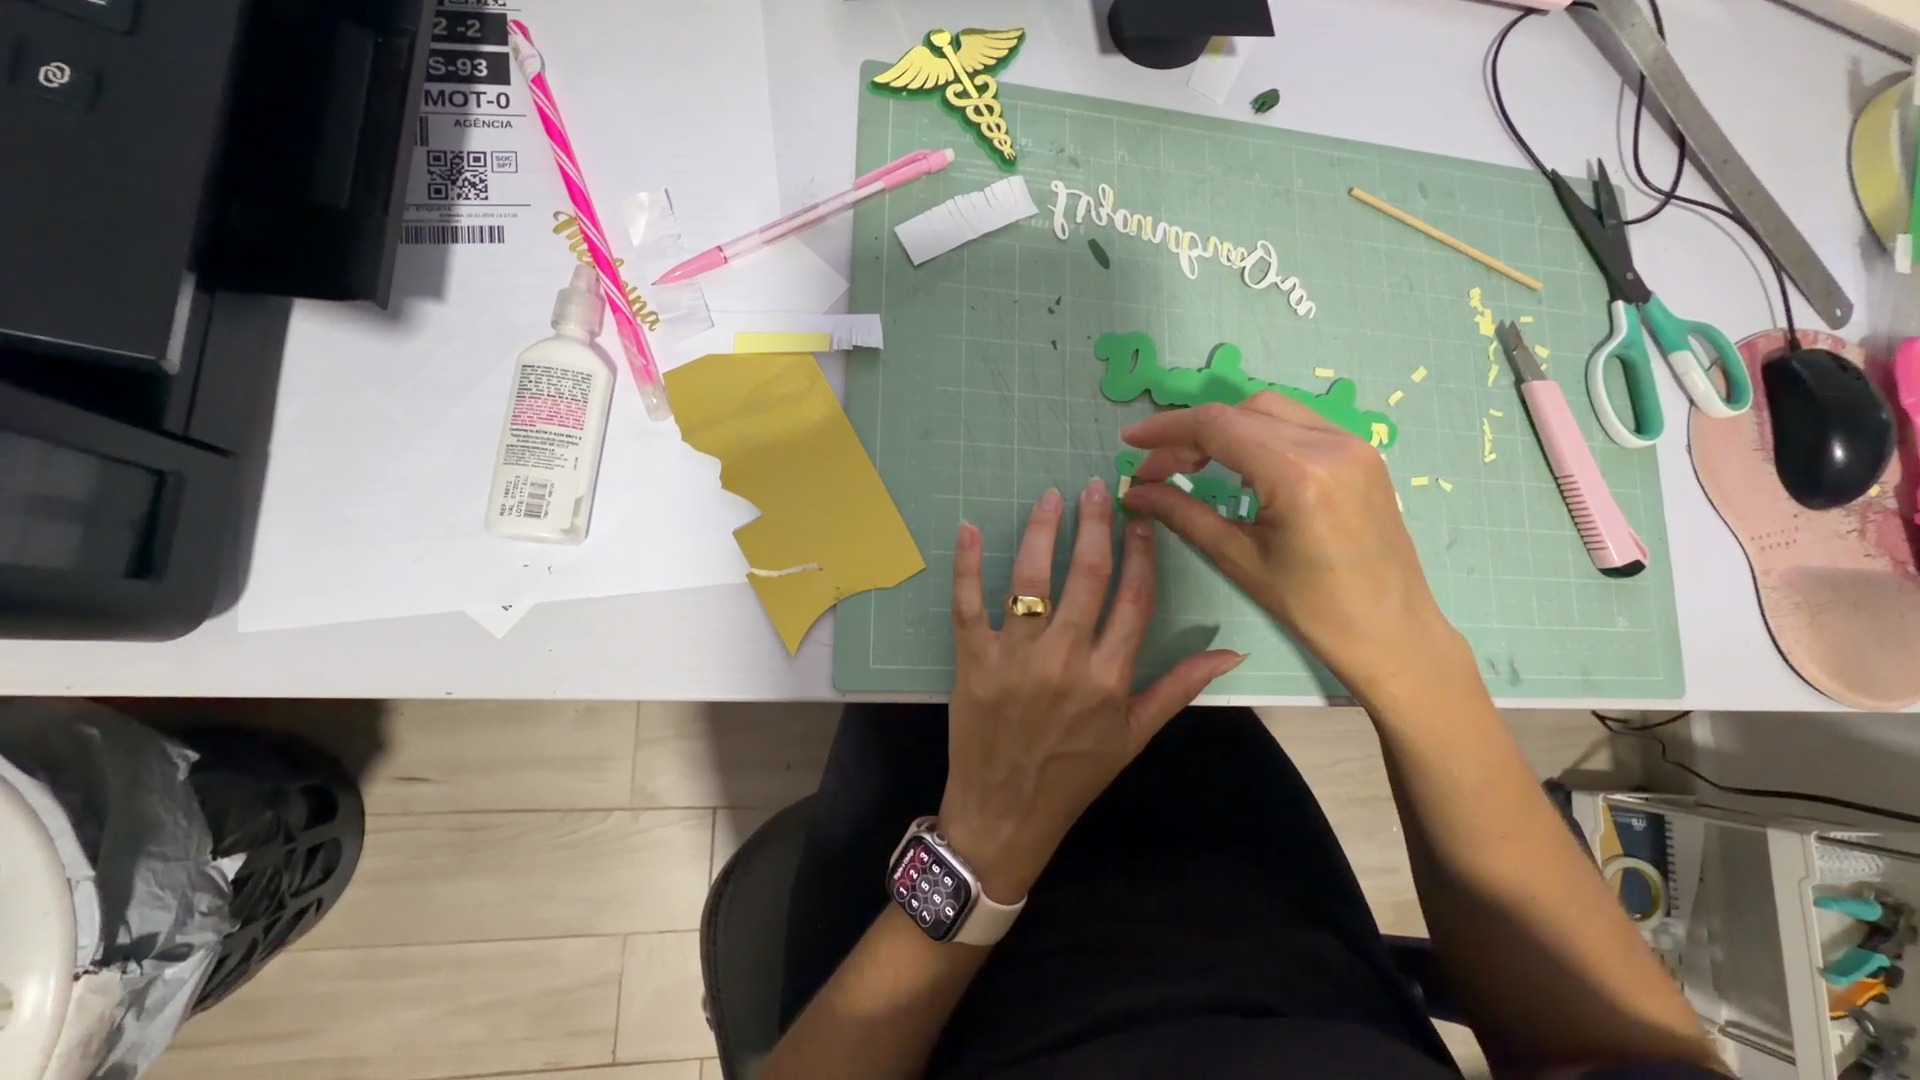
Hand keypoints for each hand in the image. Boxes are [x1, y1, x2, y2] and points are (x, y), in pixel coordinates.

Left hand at [940, 478, 1243, 903]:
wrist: (1006, 813)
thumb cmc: (1075, 776)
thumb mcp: (1134, 737)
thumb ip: (1178, 689)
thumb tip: (1230, 652)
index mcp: (1110, 677)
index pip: (1135, 598)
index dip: (1142, 552)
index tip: (1142, 517)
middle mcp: (1066, 659)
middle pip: (1087, 576)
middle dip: (1096, 524)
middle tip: (1098, 486)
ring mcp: (1015, 658)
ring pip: (1031, 580)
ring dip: (1042, 531)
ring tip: (1052, 496)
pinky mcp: (972, 661)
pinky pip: (967, 604)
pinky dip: (966, 565)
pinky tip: (970, 528)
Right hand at [1118, 392, 1460, 696]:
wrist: (1391, 630)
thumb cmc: (1312, 608)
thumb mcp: (1240, 559)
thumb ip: (1184, 515)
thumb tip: (1135, 493)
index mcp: (1297, 472)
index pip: (1217, 426)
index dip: (1166, 430)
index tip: (1131, 444)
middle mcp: (1329, 443)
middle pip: (1241, 410)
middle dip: (1192, 432)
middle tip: (1158, 468)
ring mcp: (1353, 443)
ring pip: (1271, 409)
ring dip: (1226, 427)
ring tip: (1193, 463)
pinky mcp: (1362, 452)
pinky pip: (1299, 423)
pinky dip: (1259, 432)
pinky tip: (1240, 463)